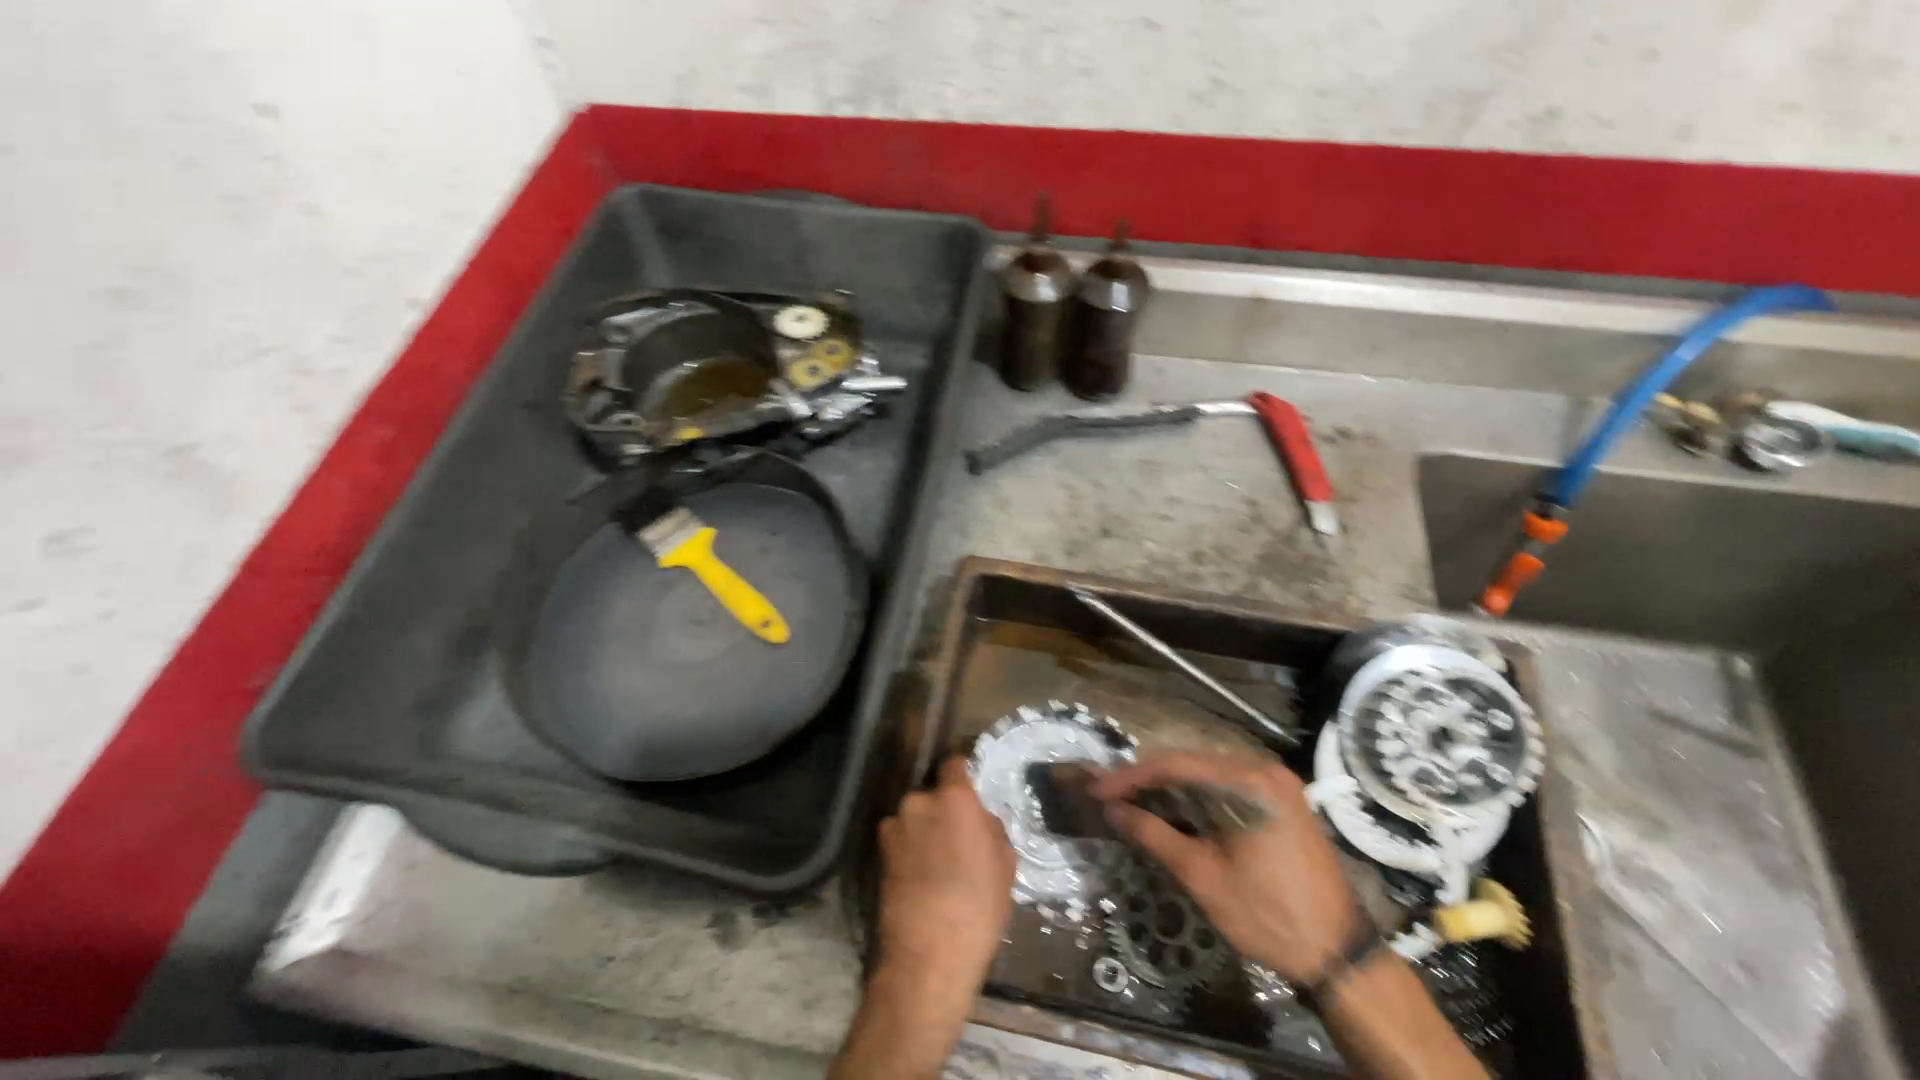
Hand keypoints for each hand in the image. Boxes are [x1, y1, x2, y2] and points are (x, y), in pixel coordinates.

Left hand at [874, 756, 1016, 998]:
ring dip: (924, 830)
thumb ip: (991, 830)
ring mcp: (893, 827)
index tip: (970, 795)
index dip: (962, 777)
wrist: (929, 952)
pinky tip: (921, 876)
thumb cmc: (979, 906)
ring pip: (914, 818)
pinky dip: (909, 850)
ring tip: (938, 863)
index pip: (954, 765)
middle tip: (958, 839)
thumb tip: (981, 820)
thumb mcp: (1004, 864)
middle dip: (943, 810)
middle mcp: (918, 802)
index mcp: (954, 798)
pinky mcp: (878, 853)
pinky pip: (900, 840)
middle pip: (932, 795)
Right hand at [1094, 752, 1358, 981]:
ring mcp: (1276, 785)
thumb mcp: (1201, 876)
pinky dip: (1197, 801)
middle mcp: (1264, 770)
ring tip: (1132, 808)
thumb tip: (1112, 810)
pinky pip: (1227, 790)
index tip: (1096, 791)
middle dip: (1147, 783)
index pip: (1175, 765)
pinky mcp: (1281, 802)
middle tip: (1110, 800)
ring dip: (1170, 792)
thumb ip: (1153, 834)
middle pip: (1191, 765)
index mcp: (1248, 781)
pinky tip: (1172, 815)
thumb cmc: (1267, 914)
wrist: (1337, 951)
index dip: (1129, 777)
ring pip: (1208, 777)